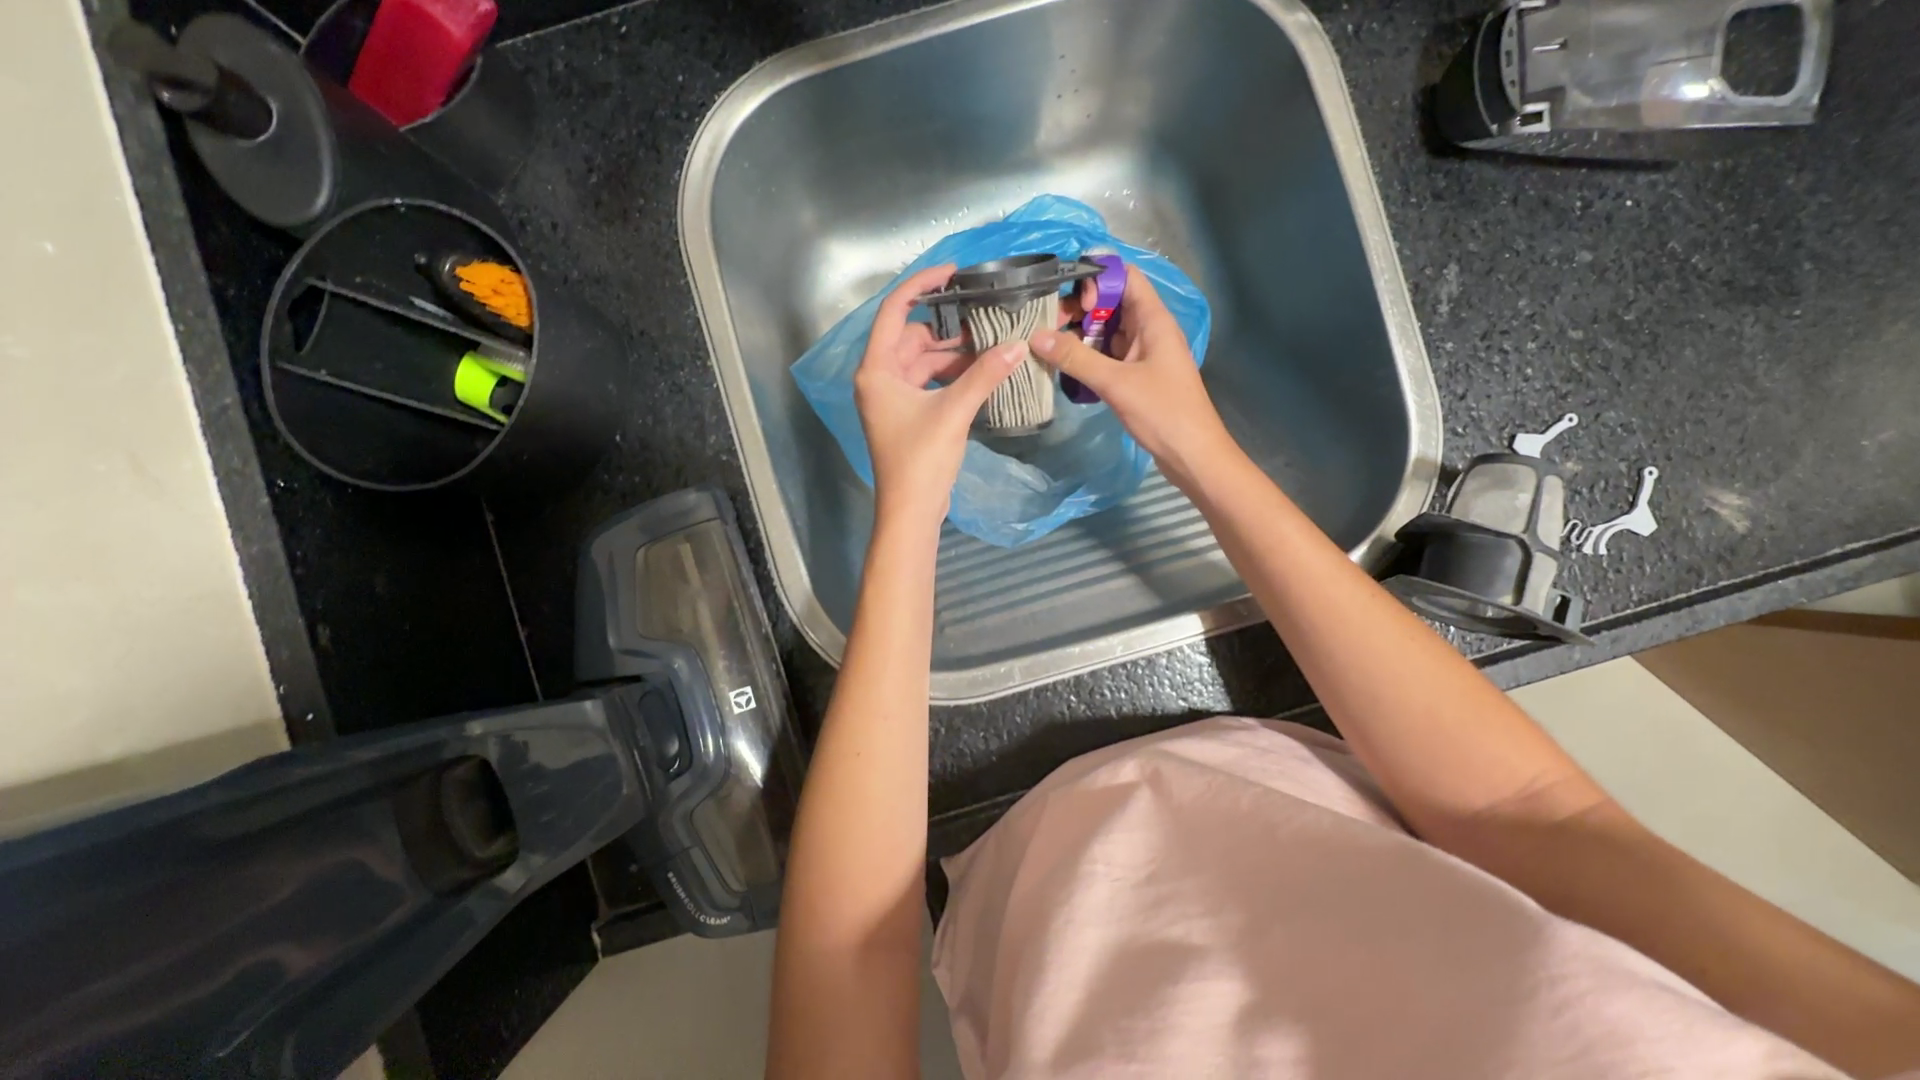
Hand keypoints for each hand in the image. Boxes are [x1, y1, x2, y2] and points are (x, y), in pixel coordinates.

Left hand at [855, 264, 1023, 525]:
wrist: (911, 510)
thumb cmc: (921, 459)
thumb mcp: (954, 411)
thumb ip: (984, 375)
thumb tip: (1017, 345)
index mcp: (876, 370)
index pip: (894, 311)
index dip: (921, 286)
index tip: (952, 272)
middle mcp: (878, 378)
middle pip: (911, 335)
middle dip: (946, 326)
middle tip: (984, 315)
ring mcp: (891, 397)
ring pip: (922, 359)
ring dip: (952, 352)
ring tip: (989, 342)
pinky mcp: (906, 414)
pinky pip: (928, 380)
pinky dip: (950, 373)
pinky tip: (979, 371)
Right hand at [1030, 267, 1232, 481]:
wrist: (1193, 456)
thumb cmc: (1163, 413)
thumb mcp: (1115, 383)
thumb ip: (1076, 358)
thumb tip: (1036, 336)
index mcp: (1153, 320)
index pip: (1124, 276)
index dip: (1096, 279)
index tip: (1070, 301)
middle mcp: (1149, 330)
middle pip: (1111, 302)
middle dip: (1079, 308)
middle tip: (1047, 325)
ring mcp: (1143, 353)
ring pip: (1107, 330)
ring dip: (1080, 334)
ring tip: (1048, 345)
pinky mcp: (1137, 375)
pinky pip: (1108, 354)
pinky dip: (1087, 356)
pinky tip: (1064, 366)